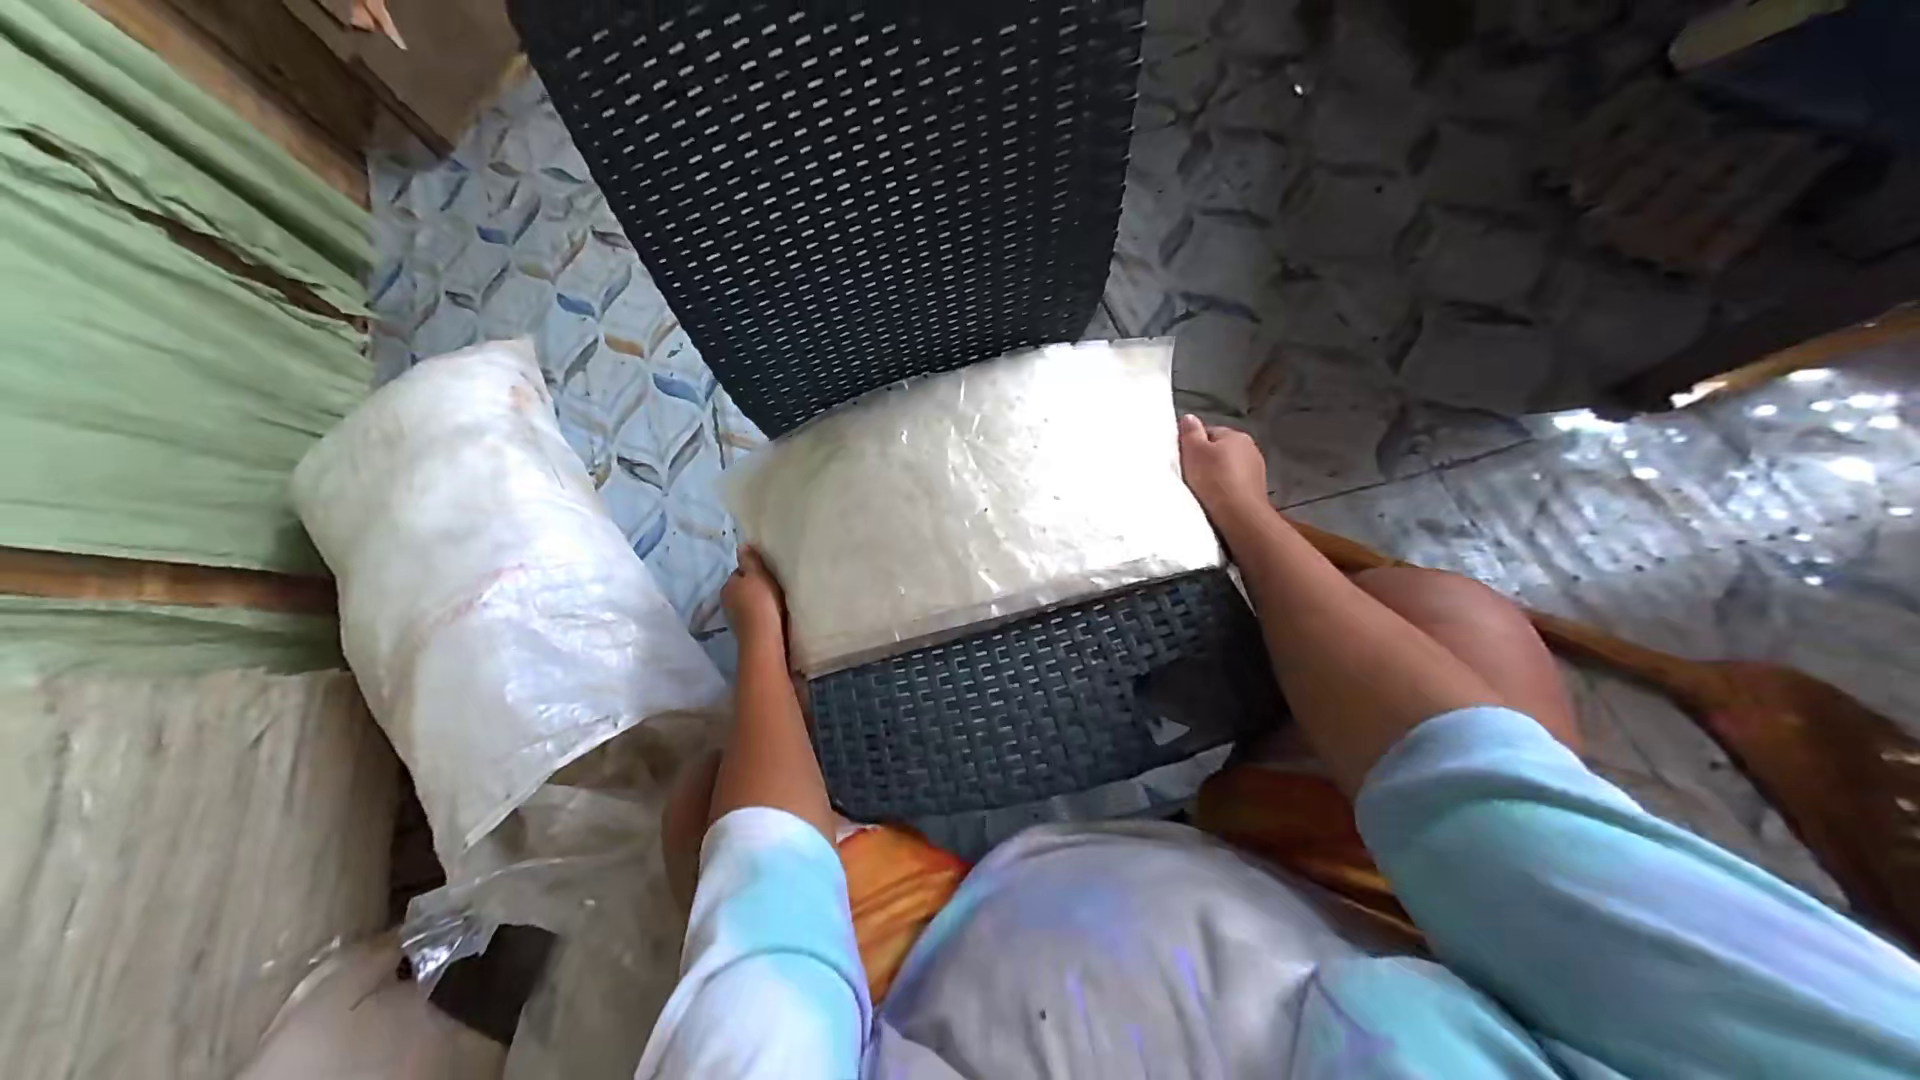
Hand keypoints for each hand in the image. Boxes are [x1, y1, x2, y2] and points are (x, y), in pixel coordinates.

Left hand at [722, 545, 786, 649]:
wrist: (764, 636)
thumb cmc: (761, 600)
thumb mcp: (758, 574)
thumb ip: (749, 560)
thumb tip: (741, 545)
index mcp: (727, 585)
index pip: (739, 573)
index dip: (753, 572)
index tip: (768, 574)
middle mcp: (726, 601)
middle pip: (742, 589)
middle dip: (754, 588)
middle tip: (773, 587)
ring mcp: (733, 618)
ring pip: (746, 603)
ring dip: (757, 602)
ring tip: (775, 602)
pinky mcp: (744, 631)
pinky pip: (752, 616)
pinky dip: (760, 614)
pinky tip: (772, 615)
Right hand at [1178, 414, 1268, 527]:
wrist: (1239, 515)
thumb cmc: (1214, 480)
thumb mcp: (1193, 452)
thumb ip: (1190, 432)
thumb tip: (1189, 417)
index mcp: (1235, 435)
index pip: (1209, 433)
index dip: (1194, 445)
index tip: (1184, 459)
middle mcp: (1250, 448)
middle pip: (1220, 450)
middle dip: (1207, 460)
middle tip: (1191, 475)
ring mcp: (1256, 470)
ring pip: (1228, 467)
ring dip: (1217, 475)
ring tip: (1203, 489)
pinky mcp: (1256, 489)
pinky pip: (1235, 483)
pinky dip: (1225, 488)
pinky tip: (1216, 498)